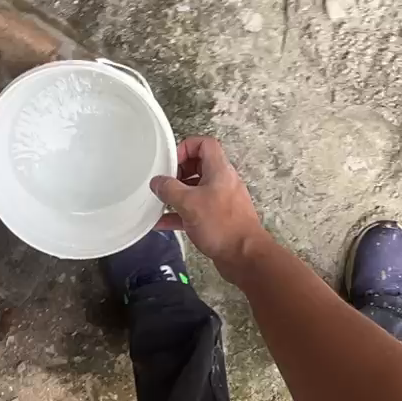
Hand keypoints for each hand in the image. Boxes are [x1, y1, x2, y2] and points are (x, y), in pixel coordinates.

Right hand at [150, 136, 274, 279]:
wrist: (244, 256)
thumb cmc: (222, 226)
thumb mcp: (189, 203)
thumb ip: (169, 189)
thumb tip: (157, 182)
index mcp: (219, 170)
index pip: (204, 144)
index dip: (186, 147)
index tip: (171, 161)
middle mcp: (222, 182)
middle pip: (198, 166)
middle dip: (178, 173)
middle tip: (164, 183)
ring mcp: (221, 201)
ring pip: (195, 190)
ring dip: (177, 195)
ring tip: (160, 202)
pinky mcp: (218, 220)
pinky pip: (196, 211)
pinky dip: (179, 214)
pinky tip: (162, 223)